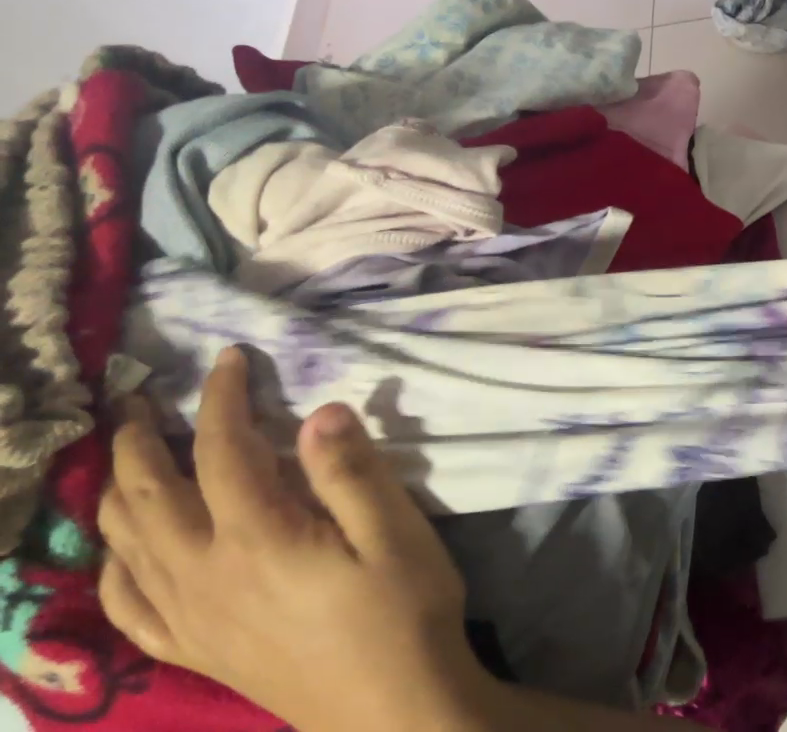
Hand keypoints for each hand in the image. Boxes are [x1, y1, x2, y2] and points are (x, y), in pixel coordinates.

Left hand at [100, 347, 496, 730]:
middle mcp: (204, 571)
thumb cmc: (404, 609)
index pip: (222, 451)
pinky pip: (125, 601)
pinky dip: (112, 562)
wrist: (388, 704)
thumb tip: (320, 411)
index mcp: (258, 536)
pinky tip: (122, 550)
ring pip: (124, 542)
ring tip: (125, 455)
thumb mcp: (397, 533)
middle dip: (141, 439)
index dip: (221, 399)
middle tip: (141, 398)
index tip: (228, 359)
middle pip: (149, 494)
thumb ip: (353, 473)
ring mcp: (188, 614)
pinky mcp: (191, 646)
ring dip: (117, 489)